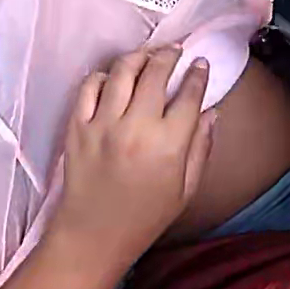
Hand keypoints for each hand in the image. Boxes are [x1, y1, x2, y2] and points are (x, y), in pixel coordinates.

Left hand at [48, 48, 215, 266]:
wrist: (93, 237)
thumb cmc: (146, 216)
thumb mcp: (186, 188)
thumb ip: (201, 147)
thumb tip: (212, 112)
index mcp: (169, 144)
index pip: (189, 95)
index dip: (198, 74)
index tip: (201, 63)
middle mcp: (136, 127)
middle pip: (156, 74)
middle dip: (169, 56)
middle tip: (175, 52)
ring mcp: (103, 125)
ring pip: (122, 72)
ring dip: (139, 57)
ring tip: (147, 55)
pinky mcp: (77, 127)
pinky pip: (89, 87)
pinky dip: (103, 75)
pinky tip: (114, 77)